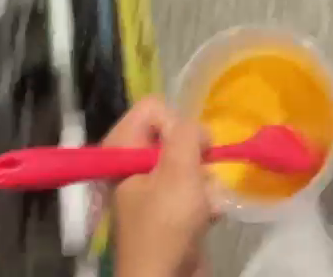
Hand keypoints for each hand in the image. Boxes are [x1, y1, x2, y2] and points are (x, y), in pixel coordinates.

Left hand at [107, 97, 215, 276]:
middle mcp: (134, 161)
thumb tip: (198, 131)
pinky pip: (195, 187)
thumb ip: (188, 133)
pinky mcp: (171, 208)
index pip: (154, 107)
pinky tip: (209, 215)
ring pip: (190, 160)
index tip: (182, 151)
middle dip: (195, 155)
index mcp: (123, 147)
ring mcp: (153, 186)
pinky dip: (206, 199)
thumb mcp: (179, 170)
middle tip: (197, 175)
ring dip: (204, 181)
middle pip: (175, 132)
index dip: (174, 124)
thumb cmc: (166, 225)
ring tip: (204, 203)